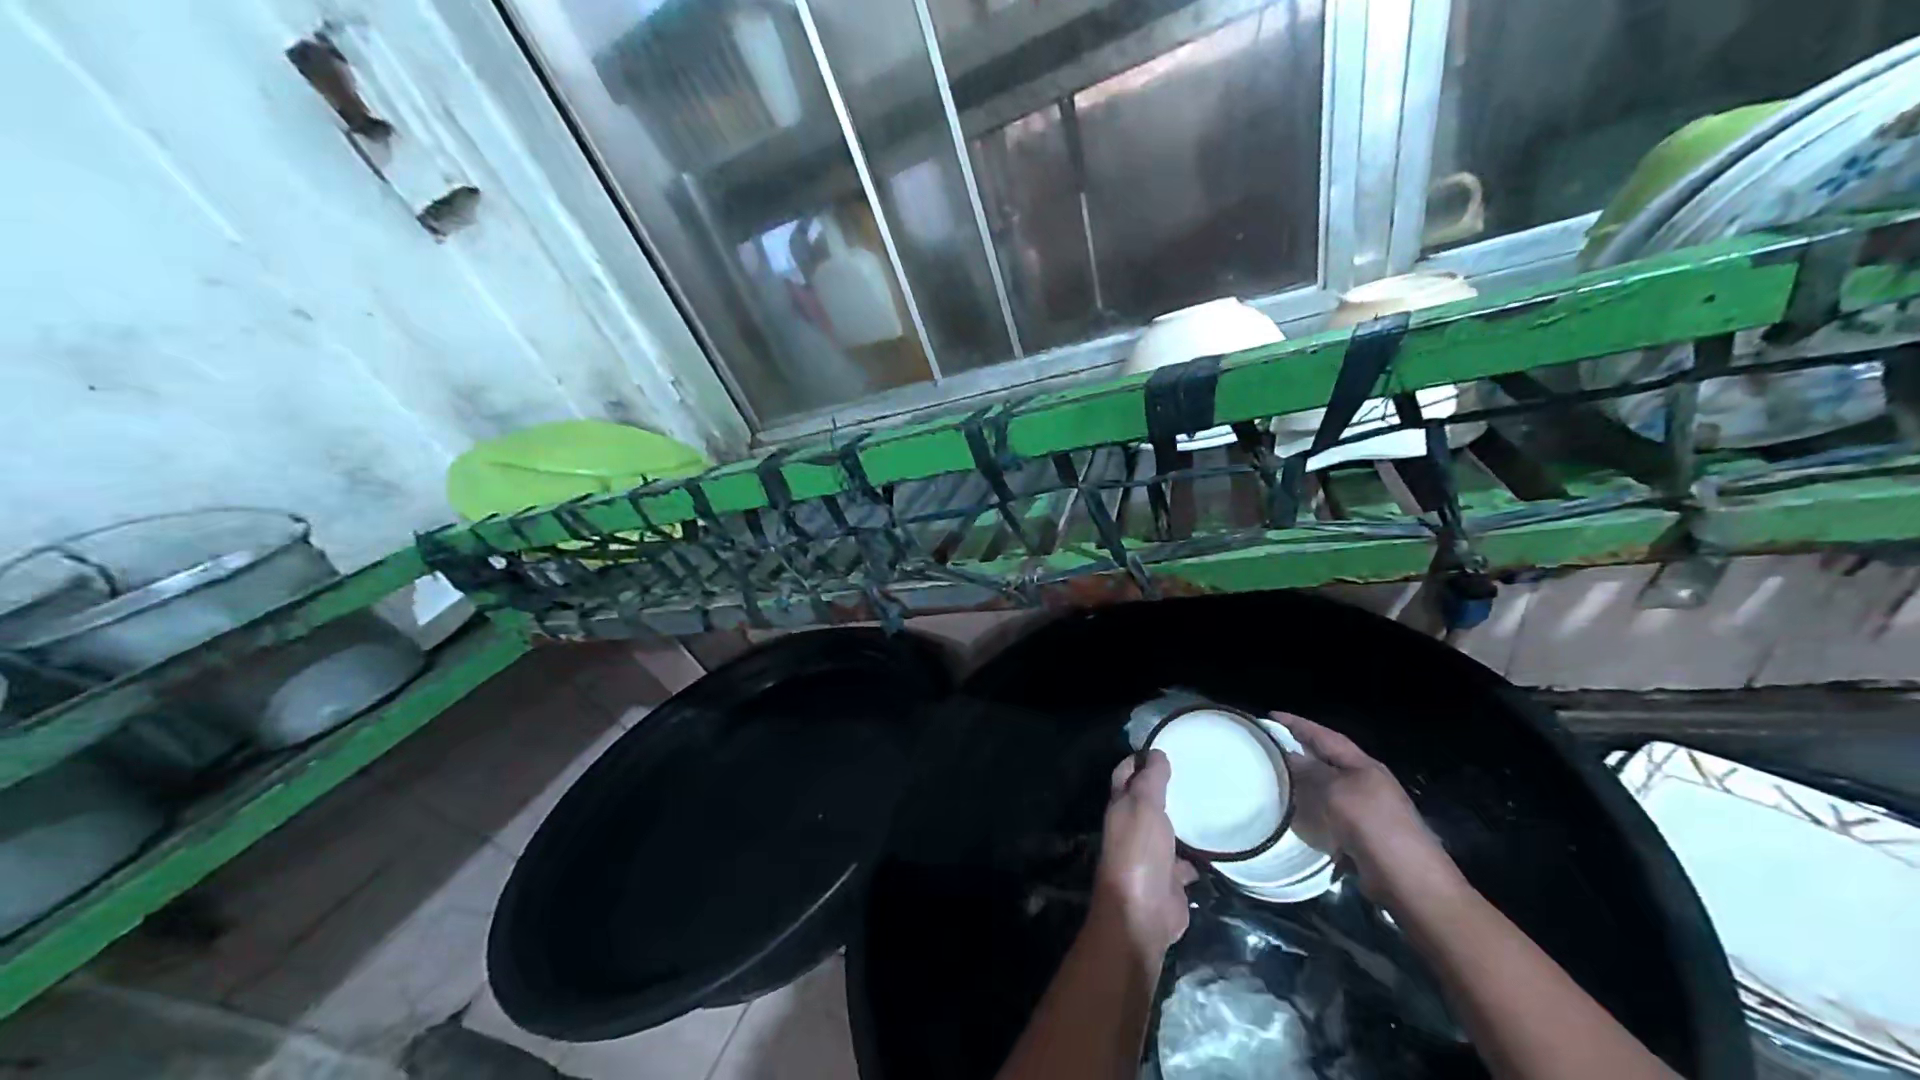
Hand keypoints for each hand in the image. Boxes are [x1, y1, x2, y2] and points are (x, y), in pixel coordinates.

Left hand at [1093, 750, 1197, 957]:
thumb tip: (1156, 754)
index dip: (1139, 760)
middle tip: (1196, 772)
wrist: (1142, 914)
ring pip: (1168, 830)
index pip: (1125, 774)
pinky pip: (1186, 861)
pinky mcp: (1170, 879)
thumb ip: (1150, 781)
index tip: (1164, 747)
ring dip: (1183, 820)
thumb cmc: (1139, 852)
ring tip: (1212, 802)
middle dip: (1166, 788)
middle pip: (1147, 801)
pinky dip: (1198, 854)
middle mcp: (1133, 828)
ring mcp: (1151, 855)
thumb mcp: (1143, 807)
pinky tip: (1218, 844)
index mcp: (1121, 808)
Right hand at [1274, 713, 1463, 904]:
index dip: (1298, 724)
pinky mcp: (1360, 833)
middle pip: (1326, 760)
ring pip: (1325, 787)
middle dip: (1298, 751)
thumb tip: (1289, 754)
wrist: (1408, 879)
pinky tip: (1292, 812)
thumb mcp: (1338, 792)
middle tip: (1267, 746)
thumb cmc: (1374, 825)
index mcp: (1363, 765)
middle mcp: (1365, 782)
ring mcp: (1365, 808)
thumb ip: (1312, 771)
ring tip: (1273, 777)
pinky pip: (1326, 813)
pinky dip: (1308, 809)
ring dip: (1301, 782)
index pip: (1325, 736)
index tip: (1270, 716)